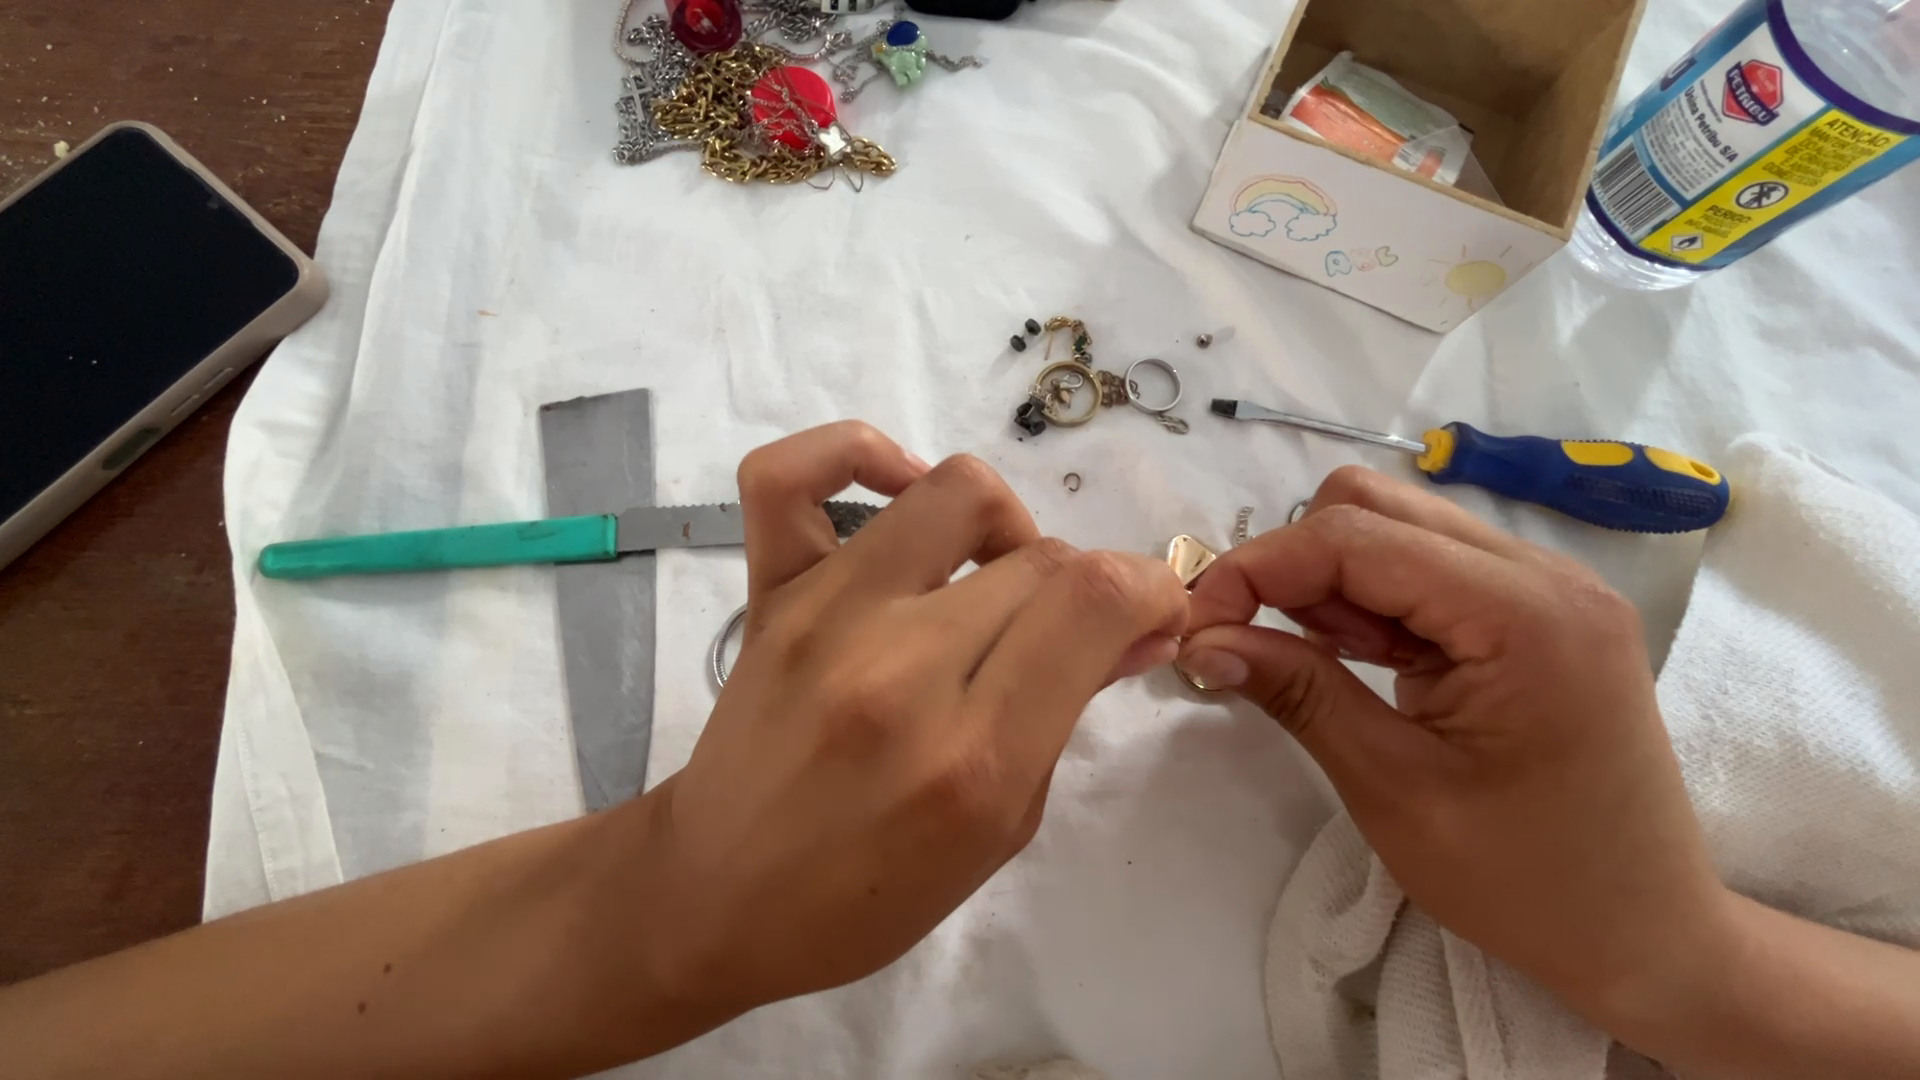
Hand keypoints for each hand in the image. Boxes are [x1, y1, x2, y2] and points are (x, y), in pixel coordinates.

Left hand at [648, 422, 1187, 1016]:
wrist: (720, 893)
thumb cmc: (870, 892)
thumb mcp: (1002, 829)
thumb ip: (1070, 712)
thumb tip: (1138, 625)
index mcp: (973, 755)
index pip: (1094, 602)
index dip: (1151, 587)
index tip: (1152, 610)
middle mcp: (898, 667)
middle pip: (1039, 558)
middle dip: (1086, 583)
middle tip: (1071, 626)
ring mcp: (822, 616)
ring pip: (954, 493)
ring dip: (1007, 525)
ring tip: (995, 574)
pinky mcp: (768, 593)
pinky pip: (787, 476)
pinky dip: (854, 452)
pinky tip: (898, 486)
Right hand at [1176, 466, 1726, 1023]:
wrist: (1647, 937)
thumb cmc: (1526, 881)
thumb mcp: (1391, 788)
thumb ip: (1296, 693)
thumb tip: (1200, 639)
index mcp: (1526, 614)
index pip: (1353, 536)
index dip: (1257, 567)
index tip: (1199, 626)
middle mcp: (1541, 572)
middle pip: (1370, 504)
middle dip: (1291, 564)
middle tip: (1263, 645)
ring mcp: (1539, 584)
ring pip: (1385, 524)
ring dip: (1326, 581)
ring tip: (1327, 663)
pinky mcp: (1524, 605)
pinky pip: (1412, 563)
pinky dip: (1361, 598)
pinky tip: (1365, 659)